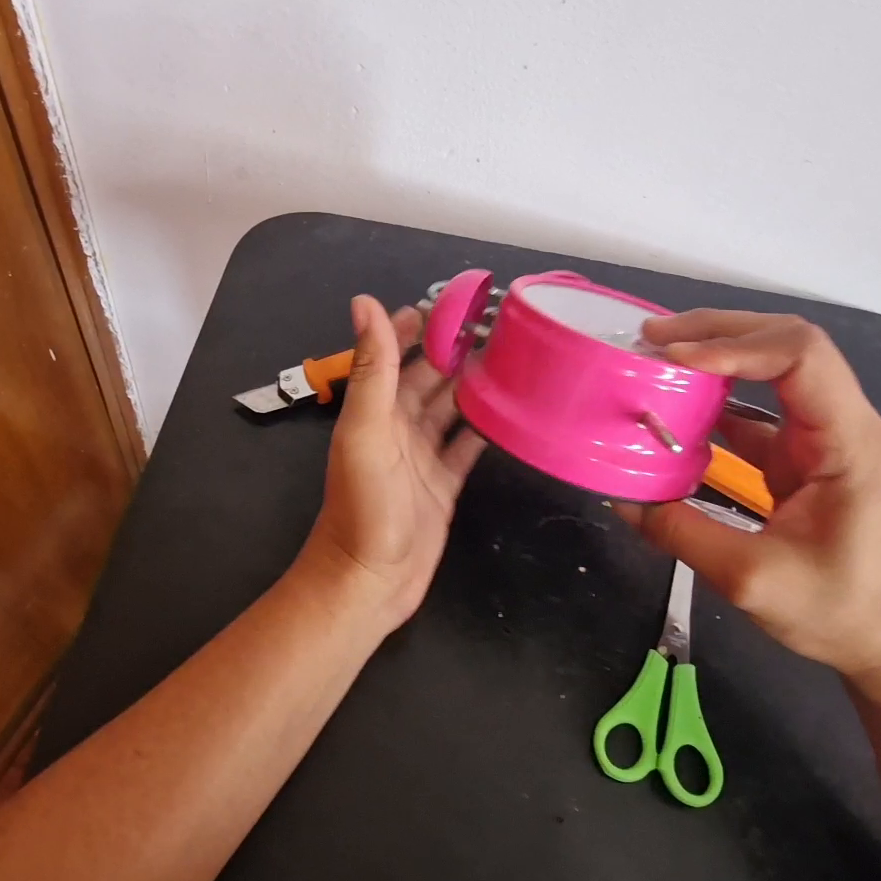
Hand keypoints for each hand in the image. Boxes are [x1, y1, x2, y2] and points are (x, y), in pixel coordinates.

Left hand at [294, 296, 488, 631]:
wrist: (369, 580)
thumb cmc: (363, 505)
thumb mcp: (365, 431)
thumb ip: (370, 369)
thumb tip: (365, 301)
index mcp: (376, 409)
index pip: (396, 353)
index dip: (420, 326)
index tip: (457, 300)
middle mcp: (399, 426)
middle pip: (431, 377)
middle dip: (458, 349)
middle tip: (503, 324)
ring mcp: (423, 456)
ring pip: (453, 408)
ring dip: (477, 384)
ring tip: (517, 358)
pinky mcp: (444, 484)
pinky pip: (468, 447)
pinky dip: (486, 428)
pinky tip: (514, 410)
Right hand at [621, 311, 880, 700]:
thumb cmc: (841, 612)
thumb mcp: (749, 578)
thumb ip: (680, 532)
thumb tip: (620, 499)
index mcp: (848, 442)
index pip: (800, 356)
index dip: (733, 344)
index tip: (672, 357)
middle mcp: (844, 426)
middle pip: (787, 345)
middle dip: (719, 332)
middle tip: (651, 339)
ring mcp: (827, 441)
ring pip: (775, 371)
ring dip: (718, 358)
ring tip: (658, 360)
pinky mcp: (809, 461)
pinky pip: (762, 413)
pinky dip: (718, 402)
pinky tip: (679, 408)